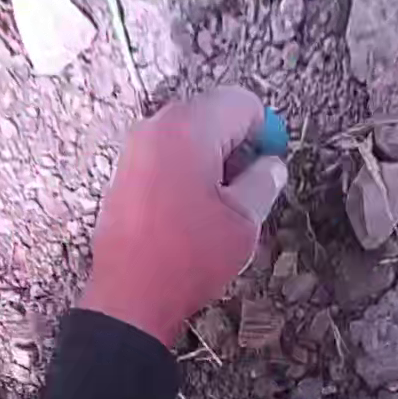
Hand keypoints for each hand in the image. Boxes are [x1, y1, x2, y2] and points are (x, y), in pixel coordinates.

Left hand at [80, 86, 288, 344]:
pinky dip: (187, 176)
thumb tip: (273, 165)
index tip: (272, 166)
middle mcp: (156, 127)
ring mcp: (135, 150)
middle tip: (250, 192)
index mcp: (190, 129)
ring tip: (221, 211)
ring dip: (213, 164)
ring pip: (187, 140)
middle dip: (237, 147)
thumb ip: (264, 183)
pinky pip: (166, 160)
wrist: (133, 295)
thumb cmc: (191, 257)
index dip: (266, 131)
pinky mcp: (124, 176)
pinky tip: (193, 217)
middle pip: (211, 116)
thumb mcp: (243, 223)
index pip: (240, 103)